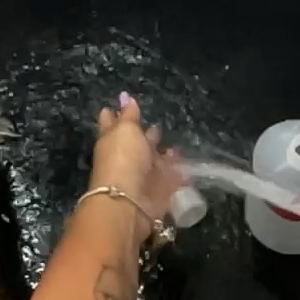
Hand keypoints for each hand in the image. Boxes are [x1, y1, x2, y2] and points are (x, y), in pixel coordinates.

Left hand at [89, 93, 183, 239]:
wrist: (129, 203)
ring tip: (175, 146)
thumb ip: (129, 115)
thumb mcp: (126, 130)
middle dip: (145, 135)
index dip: (116, 115)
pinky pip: (171, 178)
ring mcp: (143, 175)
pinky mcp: (159, 191)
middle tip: (155, 126)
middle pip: (136, 143)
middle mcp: (127, 158)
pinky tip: (186, 164)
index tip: (121, 104)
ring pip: (154, 162)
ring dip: (164, 155)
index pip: (113, 123)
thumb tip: (125, 97)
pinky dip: (178, 172)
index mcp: (113, 140)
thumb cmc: (123, 159)